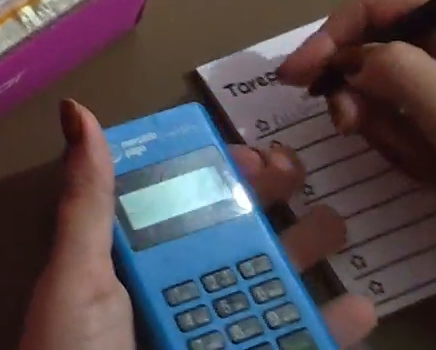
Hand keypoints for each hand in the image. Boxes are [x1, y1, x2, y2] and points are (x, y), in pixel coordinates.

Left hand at [19, 100, 375, 349]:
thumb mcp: (78, 275)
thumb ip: (88, 199)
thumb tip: (75, 108)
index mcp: (124, 267)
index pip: (168, 207)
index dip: (202, 176)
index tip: (240, 150)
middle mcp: (169, 299)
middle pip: (222, 241)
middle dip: (260, 203)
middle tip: (294, 168)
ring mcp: (209, 341)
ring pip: (263, 291)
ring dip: (302, 256)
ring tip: (336, 221)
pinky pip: (292, 349)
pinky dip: (327, 331)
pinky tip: (360, 308)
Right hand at [273, 0, 435, 280]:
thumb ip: (399, 73)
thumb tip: (348, 59)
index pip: (377, 8)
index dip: (329, 37)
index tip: (296, 77)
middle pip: (378, 51)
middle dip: (360, 92)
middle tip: (350, 129)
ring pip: (388, 91)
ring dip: (388, 129)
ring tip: (423, 165)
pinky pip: (411, 122)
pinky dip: (411, 149)